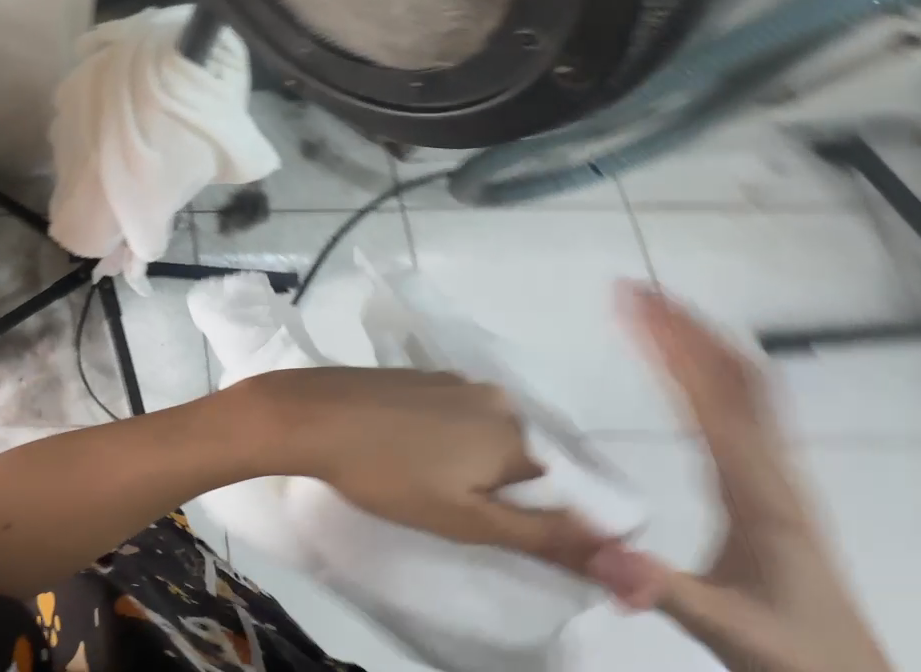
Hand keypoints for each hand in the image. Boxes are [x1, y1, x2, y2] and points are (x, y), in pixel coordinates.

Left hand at [230, 366, 612, 578]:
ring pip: (478, 434)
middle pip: (516, 456)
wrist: (304, 415)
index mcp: (514, 431)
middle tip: (445, 504)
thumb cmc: (384, 472)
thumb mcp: (468, 518)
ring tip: (419, 478)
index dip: (526, 514)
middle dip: (494, 485)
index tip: (484, 524)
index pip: (554, 487)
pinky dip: (434, 436)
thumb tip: (632, 561)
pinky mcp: (410, 375)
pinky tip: (402, 450)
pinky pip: (444, 414)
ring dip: (462, 460)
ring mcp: (446, 379)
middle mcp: (492, 396)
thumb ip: (547, 536)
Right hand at [588, 285, 892, 671]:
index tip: (627, 305)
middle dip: (684, 329)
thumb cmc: (792, 654)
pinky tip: (688, 369)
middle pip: (736, 380)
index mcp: (759, 493)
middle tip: (631, 290)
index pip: (713, 399)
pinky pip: (746, 413)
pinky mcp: (770, 489)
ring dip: (701, 344)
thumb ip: (663, 587)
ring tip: (652, 311)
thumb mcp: (725, 628)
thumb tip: (601, 551)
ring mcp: (778, 479)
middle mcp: (773, 473)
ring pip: (747, 391)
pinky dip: (714, 374)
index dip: (671, 346)